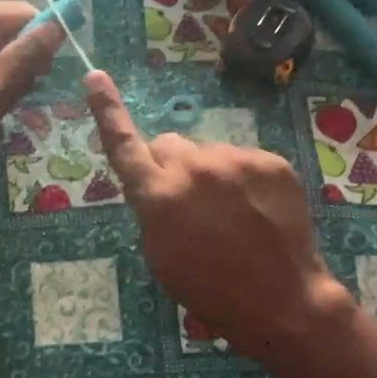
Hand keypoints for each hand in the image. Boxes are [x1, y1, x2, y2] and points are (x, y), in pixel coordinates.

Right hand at [84, 70, 352, 362]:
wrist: (282, 301)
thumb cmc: (209, 289)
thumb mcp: (160, 254)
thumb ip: (152, 207)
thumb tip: (158, 182)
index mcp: (157, 196)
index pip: (123, 144)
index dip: (106, 110)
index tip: (94, 76)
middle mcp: (193, 168)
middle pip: (169, 145)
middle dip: (170, 165)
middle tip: (187, 203)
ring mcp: (236, 161)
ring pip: (209, 153)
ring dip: (210, 174)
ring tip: (231, 215)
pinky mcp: (271, 161)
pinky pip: (244, 159)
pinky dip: (245, 180)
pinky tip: (257, 211)